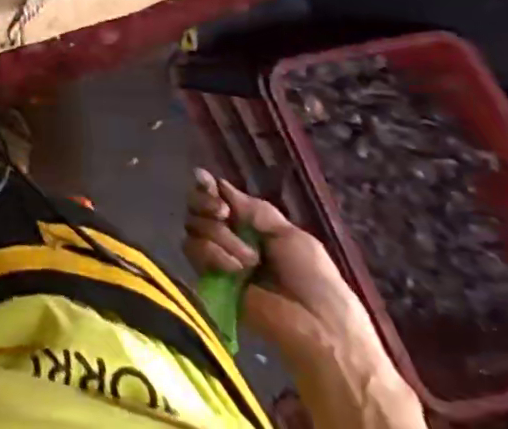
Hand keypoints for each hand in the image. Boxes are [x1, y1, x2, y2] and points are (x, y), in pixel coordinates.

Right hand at [183, 169, 388, 361]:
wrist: (315, 326)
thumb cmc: (315, 280)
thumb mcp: (291, 236)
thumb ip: (254, 209)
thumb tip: (215, 181)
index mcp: (252, 226)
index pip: (218, 197)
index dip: (208, 187)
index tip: (205, 182)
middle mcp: (229, 237)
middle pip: (198, 206)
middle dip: (207, 205)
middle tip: (223, 214)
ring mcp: (216, 256)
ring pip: (195, 226)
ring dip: (221, 237)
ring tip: (248, 260)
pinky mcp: (205, 275)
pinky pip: (193, 249)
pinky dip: (213, 255)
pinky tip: (234, 269)